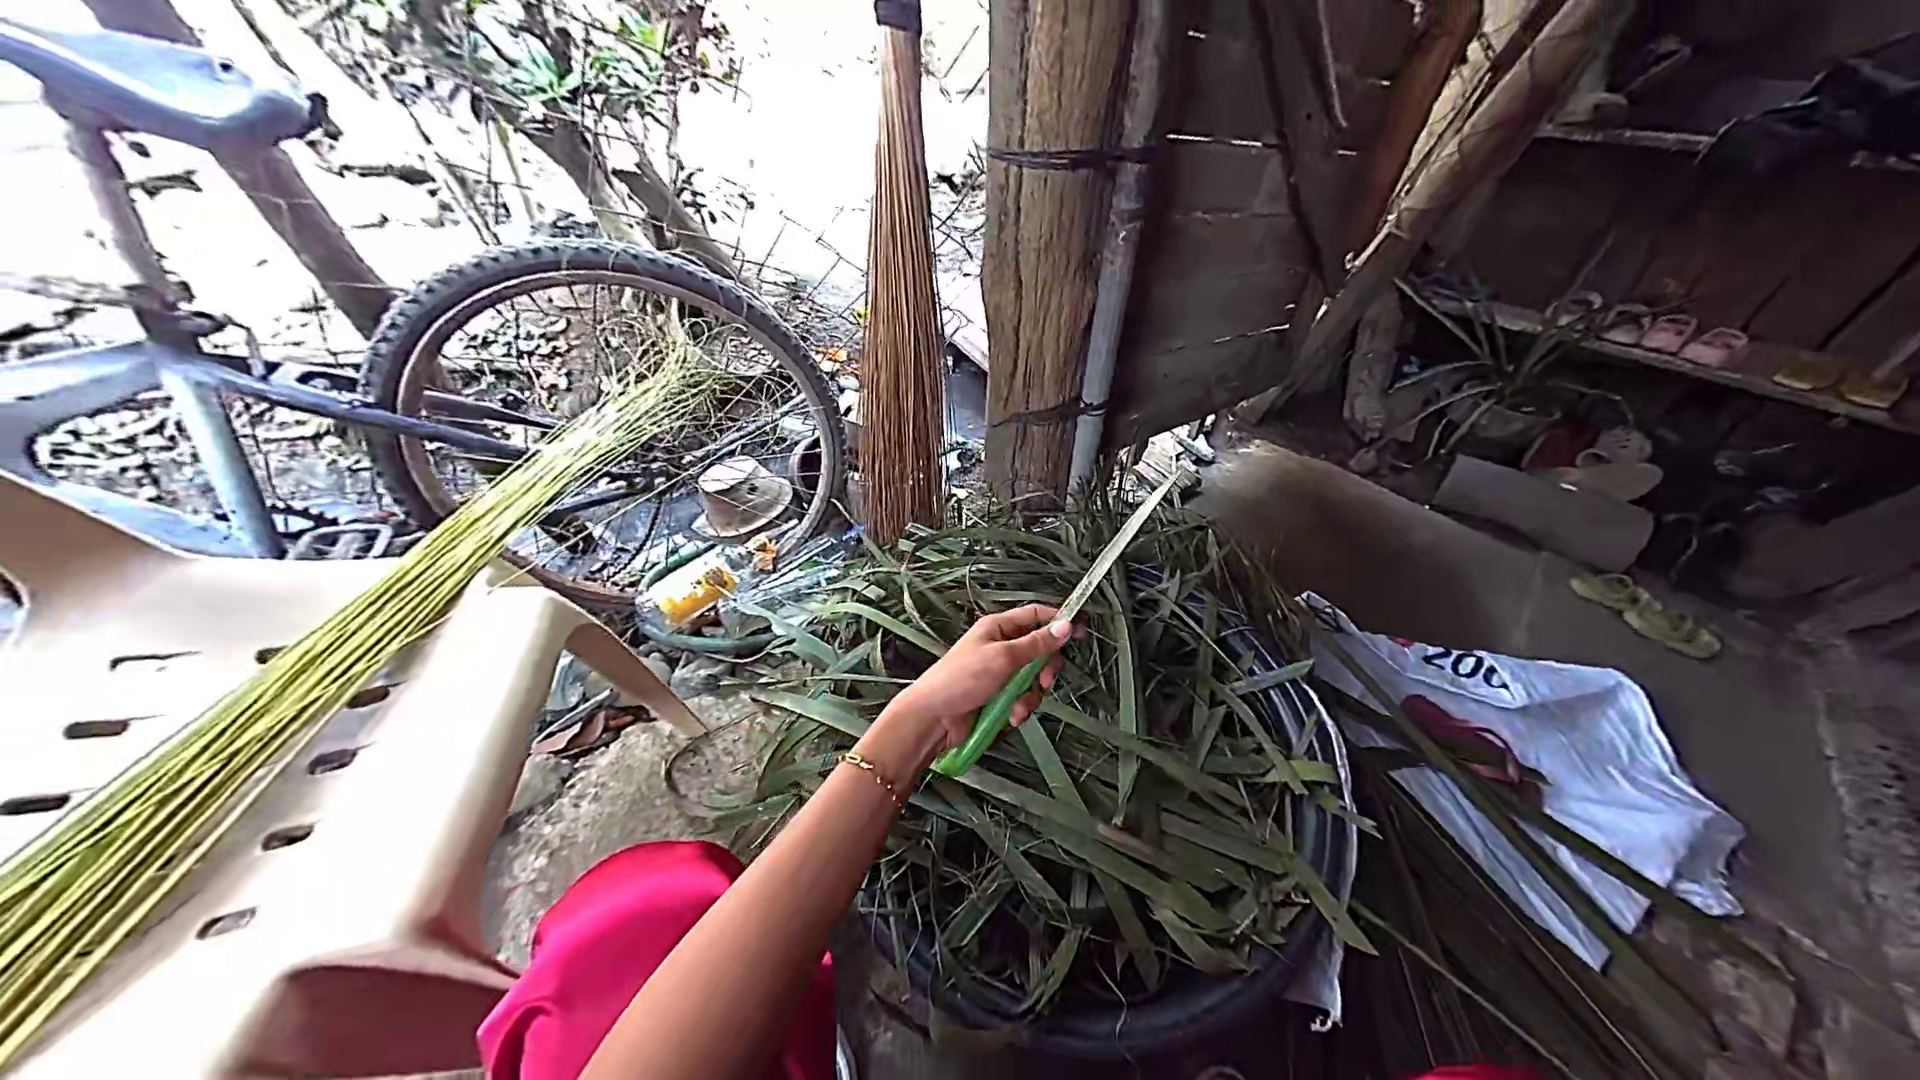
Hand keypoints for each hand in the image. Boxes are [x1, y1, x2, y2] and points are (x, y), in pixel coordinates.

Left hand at [873, 604, 1074, 758]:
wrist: (933, 718)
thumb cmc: (956, 680)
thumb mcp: (1003, 658)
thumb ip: (1036, 643)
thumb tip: (1063, 627)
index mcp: (997, 628)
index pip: (1035, 616)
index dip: (1058, 622)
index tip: (1078, 631)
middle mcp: (999, 648)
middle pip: (1040, 651)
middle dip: (1044, 669)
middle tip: (1042, 679)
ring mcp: (999, 674)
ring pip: (1033, 680)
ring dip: (1030, 695)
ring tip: (1016, 704)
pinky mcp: (998, 697)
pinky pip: (1023, 700)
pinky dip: (1020, 709)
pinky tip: (1008, 714)